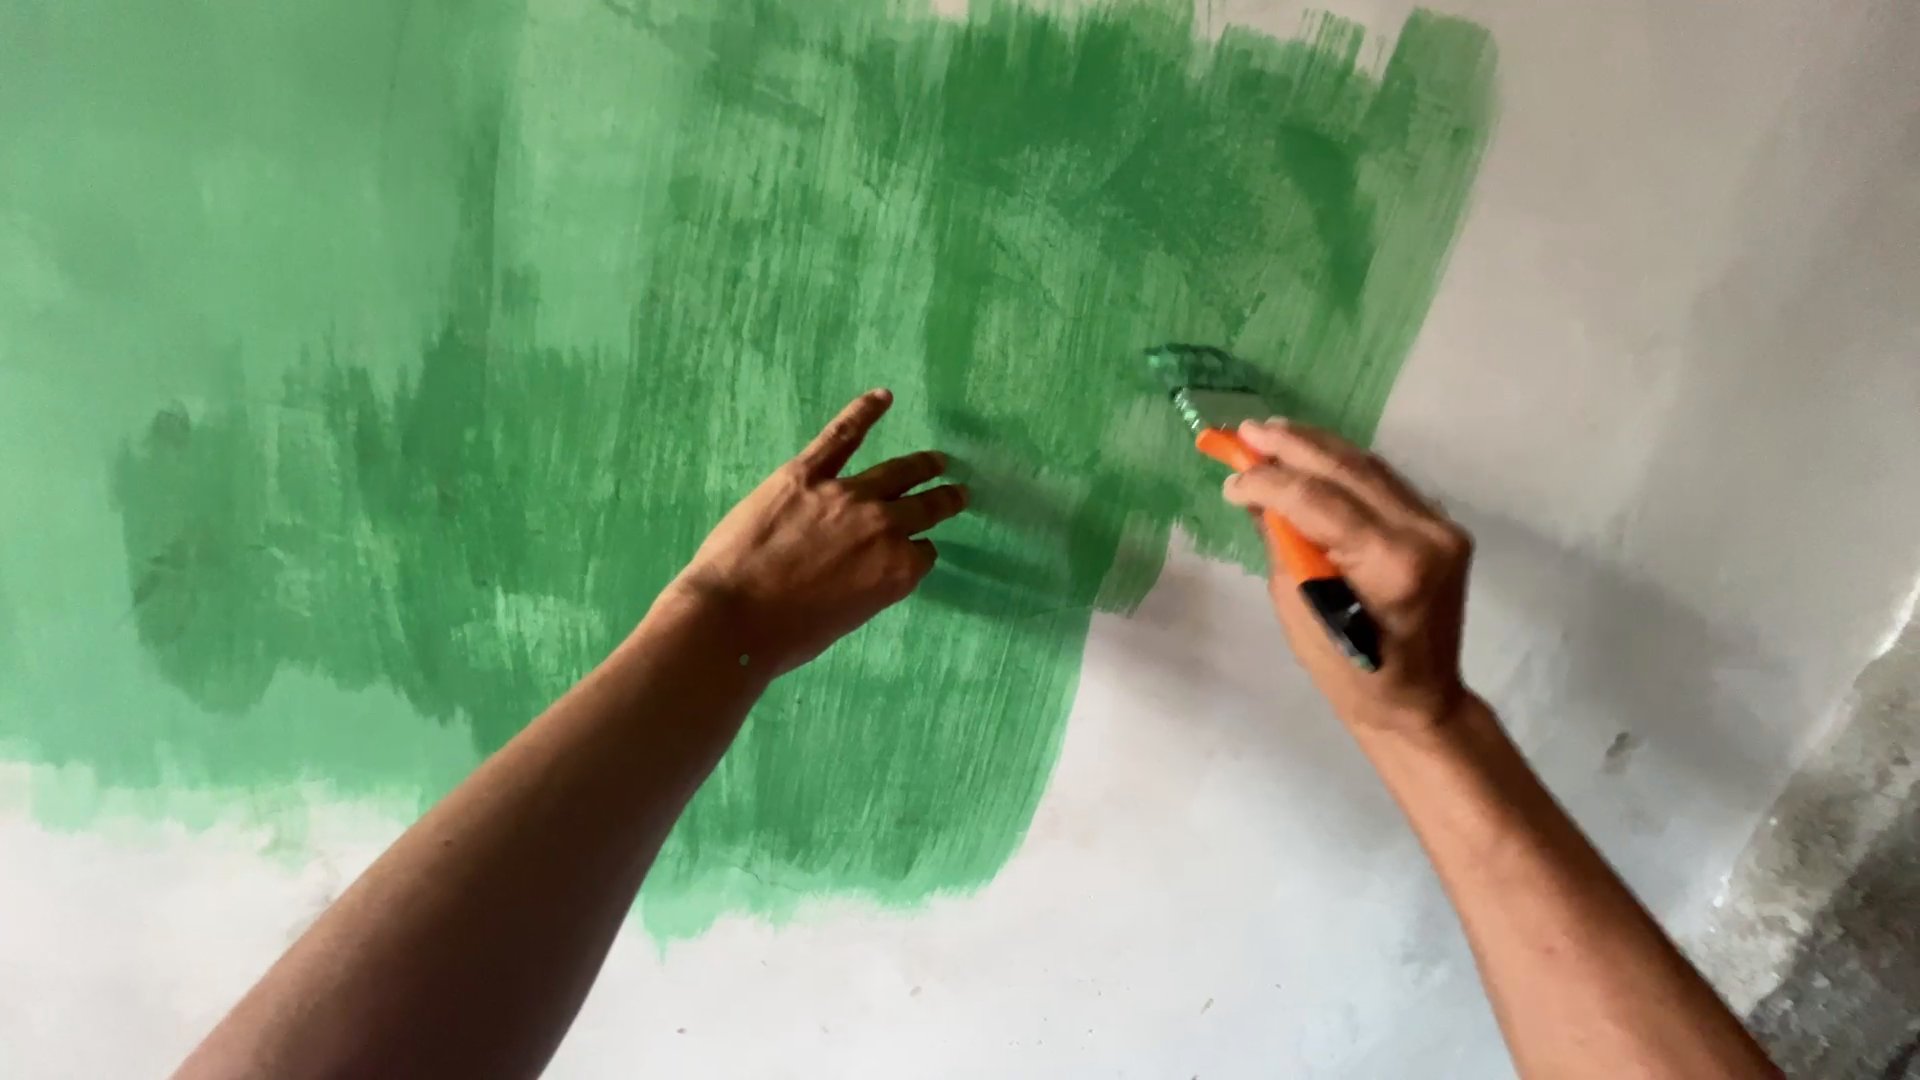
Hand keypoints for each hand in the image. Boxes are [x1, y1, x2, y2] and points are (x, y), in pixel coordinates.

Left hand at [667, 389, 967, 675]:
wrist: (733, 618)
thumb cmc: (788, 635)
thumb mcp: (848, 618)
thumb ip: (870, 585)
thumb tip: (868, 566)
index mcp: (897, 571)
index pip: (923, 554)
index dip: (918, 553)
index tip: (915, 552)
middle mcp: (885, 528)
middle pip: (924, 508)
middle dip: (944, 500)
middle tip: (958, 492)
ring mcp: (848, 495)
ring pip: (897, 472)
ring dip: (922, 465)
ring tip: (937, 460)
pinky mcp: (807, 473)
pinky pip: (842, 437)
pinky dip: (864, 413)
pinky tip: (883, 397)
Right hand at [1222, 419, 1473, 734]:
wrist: (1419, 697)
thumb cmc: (1348, 670)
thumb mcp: (1298, 607)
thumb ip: (1284, 542)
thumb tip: (1257, 496)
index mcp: (1389, 564)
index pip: (1318, 501)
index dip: (1268, 482)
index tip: (1230, 481)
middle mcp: (1424, 534)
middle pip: (1348, 471)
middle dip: (1291, 447)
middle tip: (1246, 431)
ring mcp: (1439, 526)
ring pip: (1368, 467)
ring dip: (1316, 446)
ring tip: (1270, 432)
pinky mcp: (1439, 525)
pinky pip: (1382, 482)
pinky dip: (1341, 465)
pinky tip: (1309, 455)